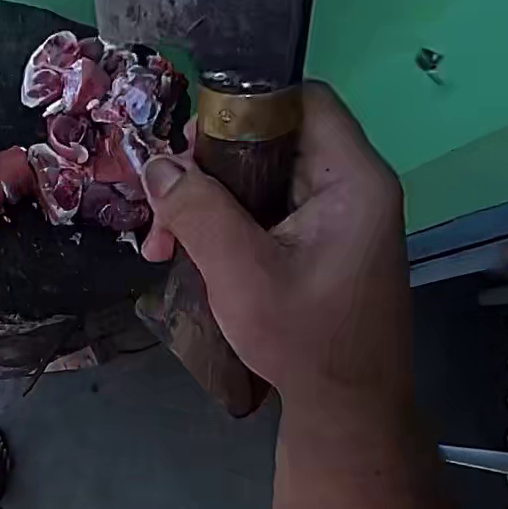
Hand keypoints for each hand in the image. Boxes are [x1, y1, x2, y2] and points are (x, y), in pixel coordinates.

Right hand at [139, 83, 410, 411]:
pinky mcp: (316, 244)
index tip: (189, 142)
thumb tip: (157, 166)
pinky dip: (222, 225)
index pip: (304, 101)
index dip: (243, 105)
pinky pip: (262, 213)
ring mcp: (332, 219)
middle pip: (271, 141)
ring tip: (165, 243)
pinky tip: (190, 253)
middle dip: (207, 167)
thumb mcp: (240, 273)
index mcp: (350, 180)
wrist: (343, 408)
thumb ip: (197, 212)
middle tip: (164, 202)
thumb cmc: (303, 340)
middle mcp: (348, 188)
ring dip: (206, 202)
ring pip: (259, 180)